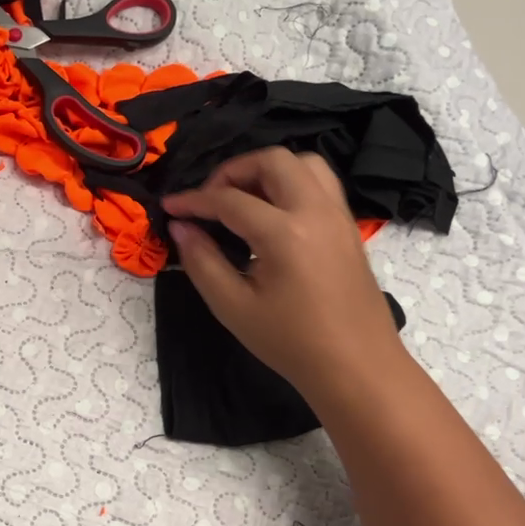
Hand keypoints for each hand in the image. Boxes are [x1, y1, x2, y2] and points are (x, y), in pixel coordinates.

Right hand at [162, 146, 406, 399]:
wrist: (355, 364)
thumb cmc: (290, 341)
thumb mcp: (232, 306)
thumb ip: (201, 261)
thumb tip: (181, 227)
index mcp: (285, 233)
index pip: (229, 200)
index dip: (193, 200)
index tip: (168, 207)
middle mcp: (316, 211)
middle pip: (273, 160)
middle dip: (232, 171)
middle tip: (208, 199)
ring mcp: (338, 215)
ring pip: (304, 163)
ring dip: (266, 171)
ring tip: (241, 198)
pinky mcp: (348, 226)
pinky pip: (320, 182)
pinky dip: (290, 182)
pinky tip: (270, 211)